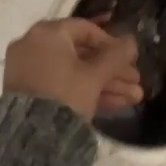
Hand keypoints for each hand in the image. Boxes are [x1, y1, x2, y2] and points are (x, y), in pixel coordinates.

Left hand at [3, 18, 144, 119]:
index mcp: (48, 33)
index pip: (86, 29)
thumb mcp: (95, 76)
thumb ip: (116, 57)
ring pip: (74, 72)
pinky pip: (62, 85)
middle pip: (82, 54)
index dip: (112, 43)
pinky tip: (114, 105)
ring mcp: (30, 69)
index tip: (130, 58)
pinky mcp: (30, 92)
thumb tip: (131, 41)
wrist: (31, 136)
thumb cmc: (65, 94)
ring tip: (134, 98)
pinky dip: (84, 91)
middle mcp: (35, 45)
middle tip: (136, 82)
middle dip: (112, 70)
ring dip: (104, 83)